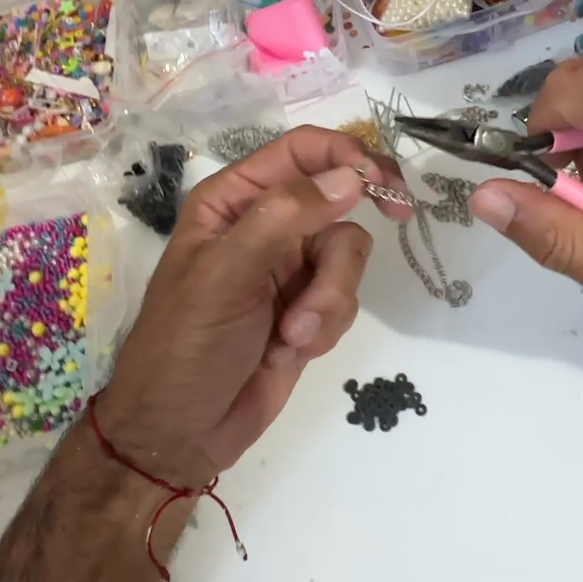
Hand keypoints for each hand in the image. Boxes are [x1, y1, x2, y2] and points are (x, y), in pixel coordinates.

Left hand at [95, 126, 411, 485]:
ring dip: (331, 294)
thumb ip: (286, 216)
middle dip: (355, 225)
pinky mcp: (309, 308)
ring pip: (348, 252)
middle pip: (338, 197)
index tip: (380, 180)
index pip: (299, 151)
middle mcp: (266, 225)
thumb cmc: (188, 341)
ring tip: (294, 332)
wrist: (182, 430)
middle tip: (400, 214)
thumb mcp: (226, 272)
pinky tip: (292, 348)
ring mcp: (290, 267)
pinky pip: (346, 296)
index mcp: (235, 201)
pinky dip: (328, 323)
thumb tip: (352, 176)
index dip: (344, 153)